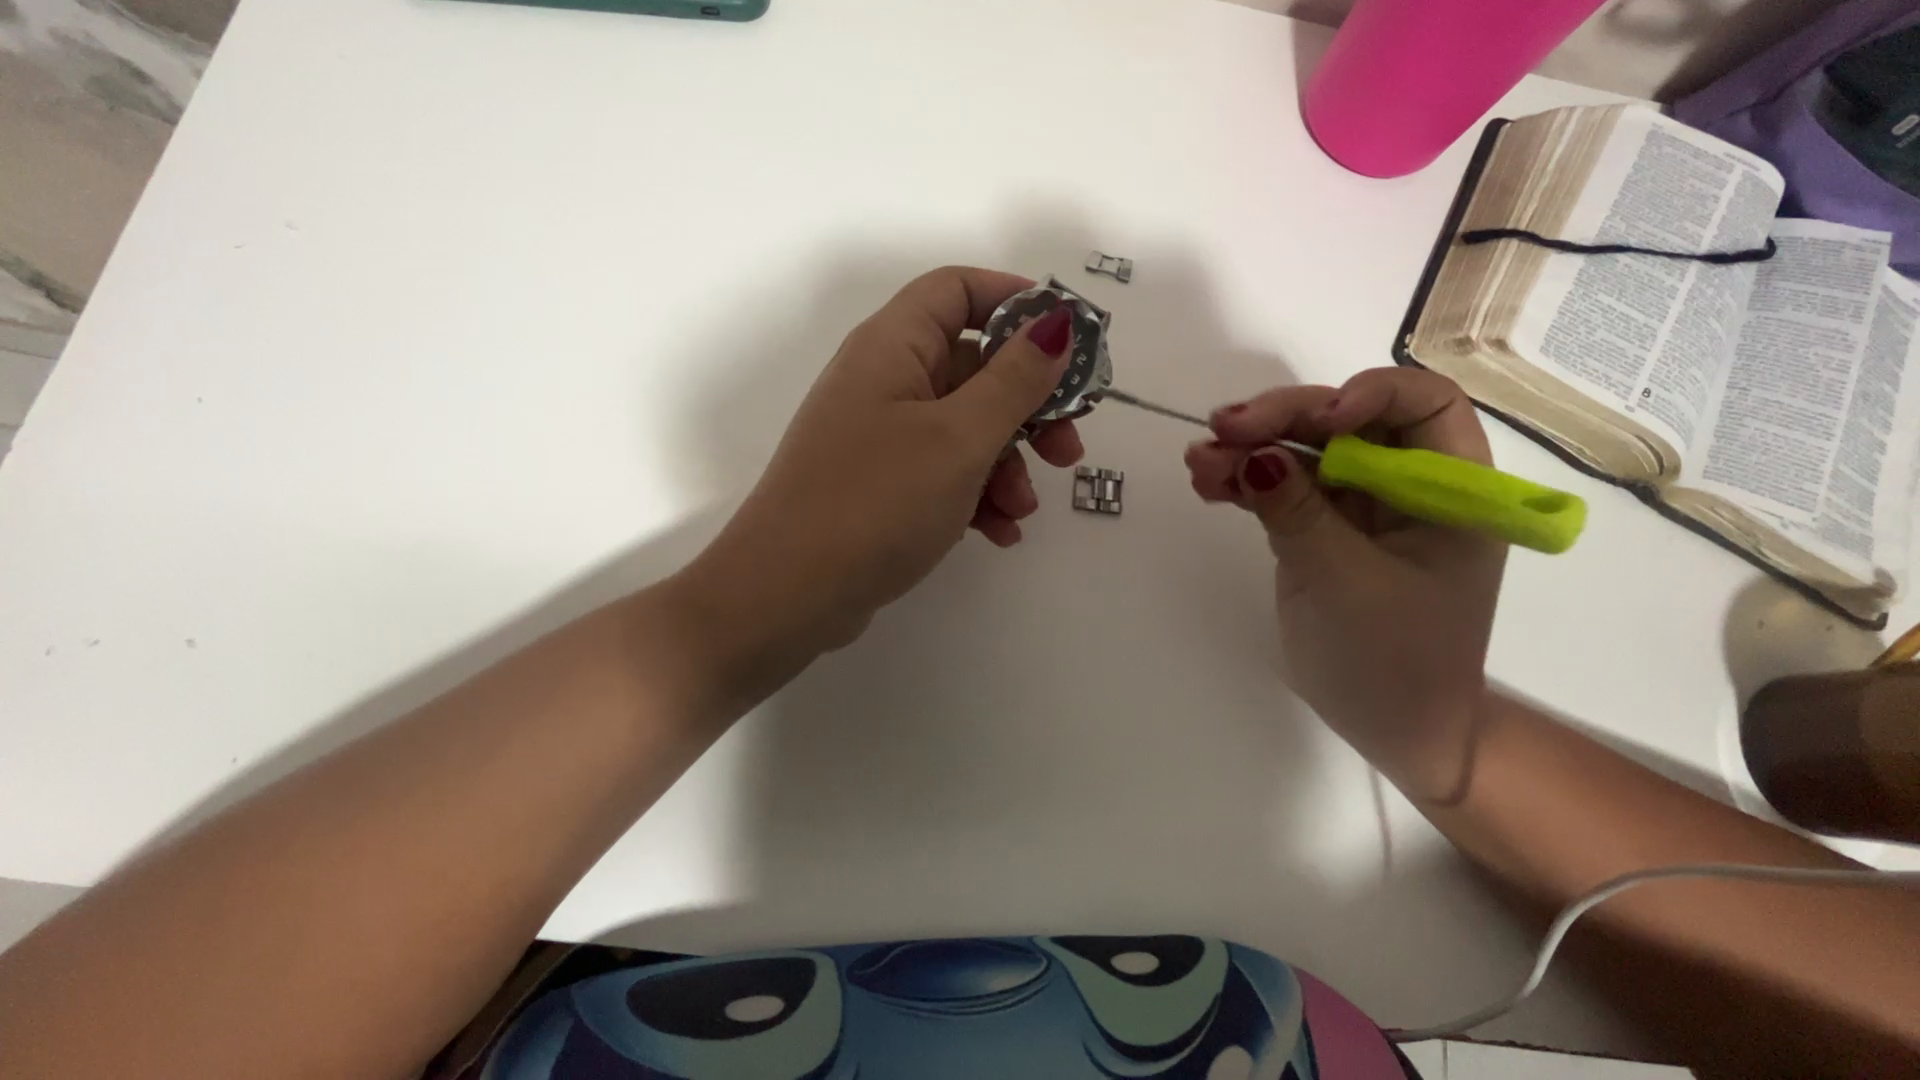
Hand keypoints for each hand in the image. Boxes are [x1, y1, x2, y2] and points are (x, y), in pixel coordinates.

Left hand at [676, 267, 1083, 687]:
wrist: (786, 594)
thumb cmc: (875, 502)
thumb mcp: (959, 438)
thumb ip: (1015, 380)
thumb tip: (1056, 324)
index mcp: (891, 346)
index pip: (957, 290)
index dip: (1015, 300)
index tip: (1068, 338)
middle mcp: (883, 381)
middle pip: (973, 366)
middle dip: (1029, 406)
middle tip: (1068, 448)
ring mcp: (879, 437)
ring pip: (965, 428)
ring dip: (1007, 464)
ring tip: (1023, 510)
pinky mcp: (880, 486)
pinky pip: (943, 473)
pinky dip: (977, 496)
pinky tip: (999, 533)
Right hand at [1185, 368, 1506, 801]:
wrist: (1391, 728)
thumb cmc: (1394, 660)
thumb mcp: (1346, 583)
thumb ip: (1299, 514)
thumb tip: (1249, 456)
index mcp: (1452, 489)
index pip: (1426, 406)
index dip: (1374, 394)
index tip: (1322, 421)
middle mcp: (1406, 484)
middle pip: (1347, 422)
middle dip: (1285, 418)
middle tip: (1223, 428)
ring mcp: (1357, 506)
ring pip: (1303, 450)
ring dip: (1250, 448)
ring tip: (1198, 460)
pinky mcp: (1318, 528)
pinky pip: (1280, 487)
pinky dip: (1244, 480)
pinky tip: (1205, 480)